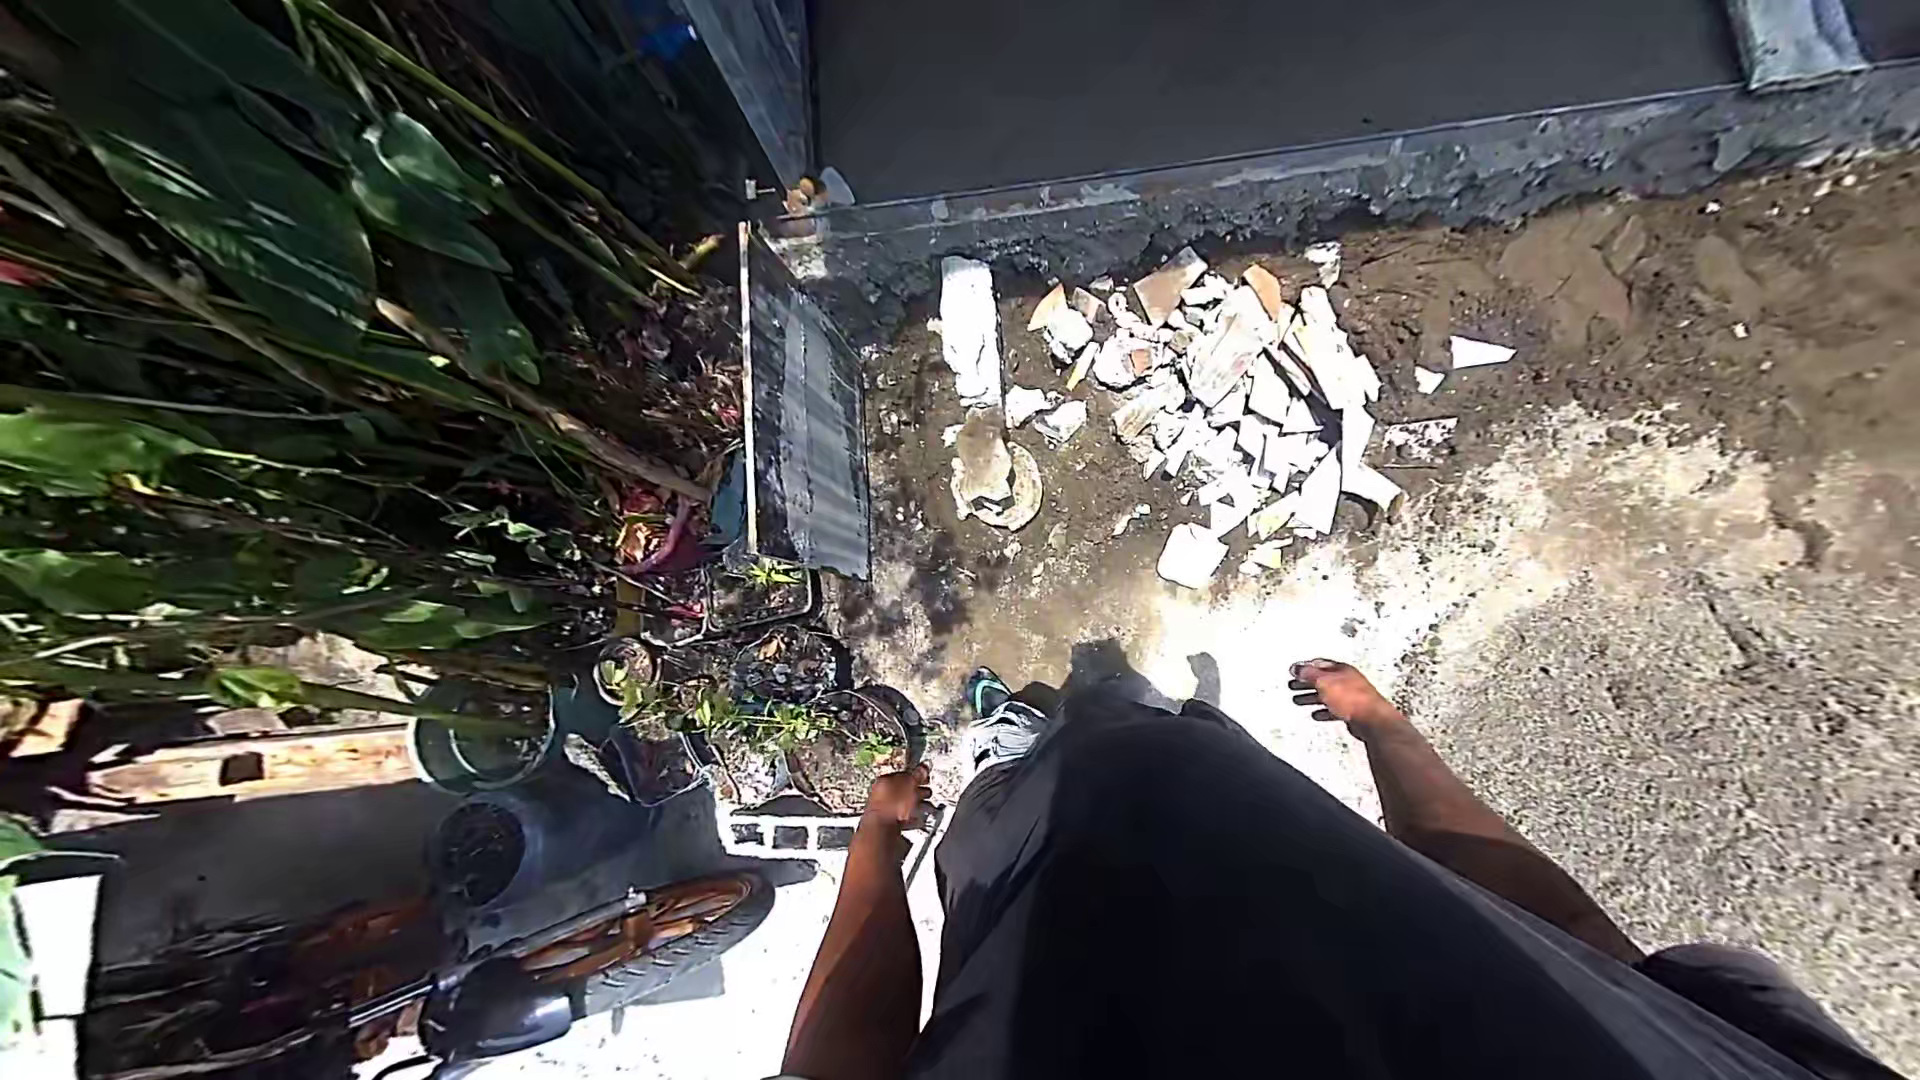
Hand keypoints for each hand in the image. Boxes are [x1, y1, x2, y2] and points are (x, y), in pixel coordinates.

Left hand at [862, 762, 931, 829]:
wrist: (881, 833)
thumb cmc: (892, 807)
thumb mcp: (910, 787)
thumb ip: (918, 776)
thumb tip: (924, 766)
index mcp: (884, 781)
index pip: (903, 774)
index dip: (916, 776)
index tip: (925, 779)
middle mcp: (879, 794)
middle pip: (902, 790)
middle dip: (917, 792)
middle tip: (927, 793)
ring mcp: (881, 811)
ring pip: (902, 805)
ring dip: (915, 806)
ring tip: (926, 808)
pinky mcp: (885, 825)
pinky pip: (900, 819)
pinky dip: (910, 819)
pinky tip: (917, 820)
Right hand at [1289, 659, 1408, 740]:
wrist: (1373, 721)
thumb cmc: (1353, 698)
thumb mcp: (1323, 681)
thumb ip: (1307, 674)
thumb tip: (1296, 668)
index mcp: (1342, 669)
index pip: (1318, 664)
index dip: (1304, 667)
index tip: (1294, 670)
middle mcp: (1348, 681)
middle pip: (1322, 680)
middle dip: (1306, 683)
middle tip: (1294, 684)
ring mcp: (1352, 697)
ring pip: (1326, 695)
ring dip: (1312, 697)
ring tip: (1299, 700)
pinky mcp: (1353, 712)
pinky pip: (1334, 710)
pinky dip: (1324, 711)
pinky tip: (1318, 714)